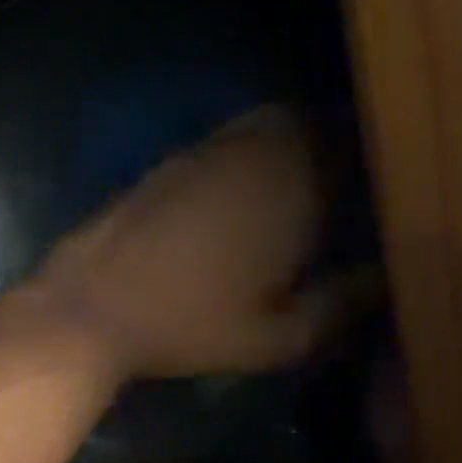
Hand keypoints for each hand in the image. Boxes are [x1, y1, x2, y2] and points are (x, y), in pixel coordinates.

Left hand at [33, 105, 371, 378]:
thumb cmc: (183, 327)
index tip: (371, 187)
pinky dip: (218, 170)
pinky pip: (202, 156)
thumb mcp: (272, 338)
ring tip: (271, 199)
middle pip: (301, 124)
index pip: (356, 142)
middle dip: (319, 144)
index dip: (367, 159)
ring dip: (266, 153)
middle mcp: (244, 154)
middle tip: (325, 187)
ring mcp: (188, 158)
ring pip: (247, 134)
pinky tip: (211, 211)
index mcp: (295, 181)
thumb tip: (381, 279)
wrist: (80, 314)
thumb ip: (337, 306)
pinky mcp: (147, 175)